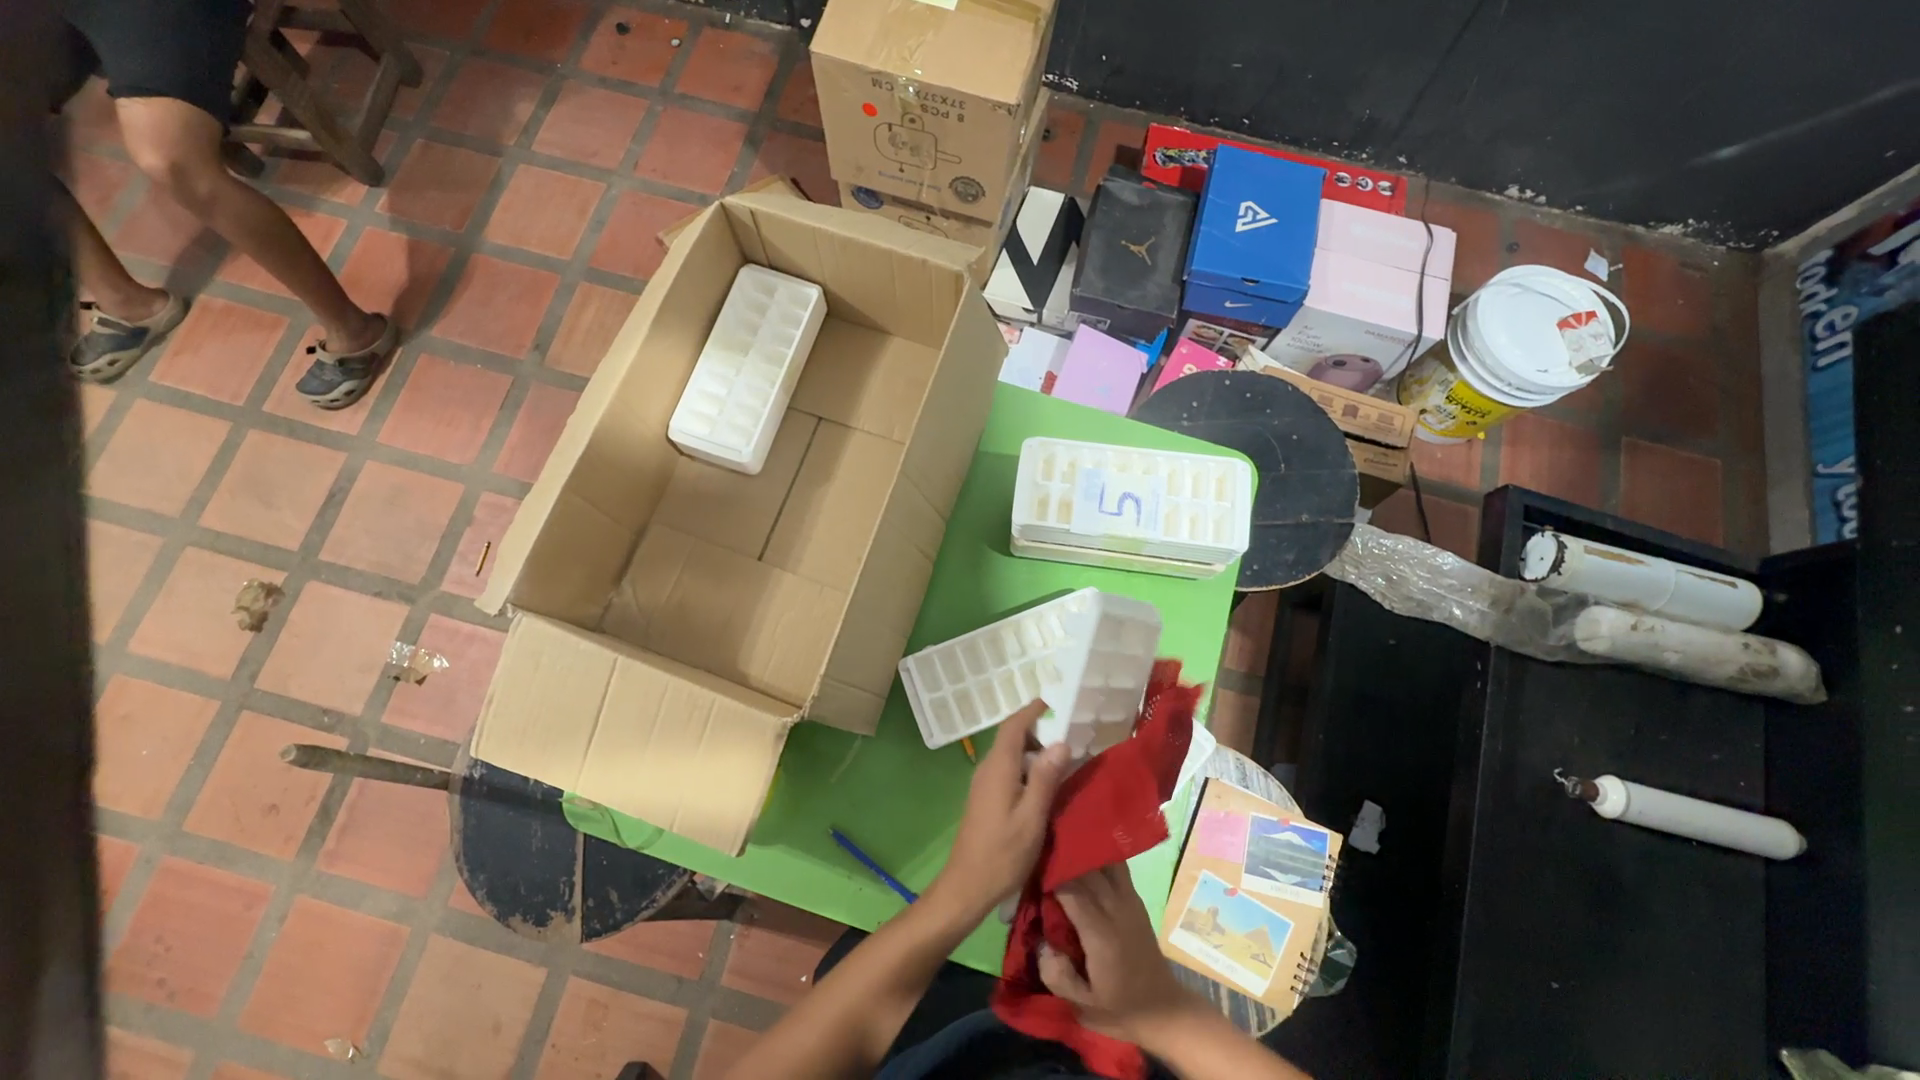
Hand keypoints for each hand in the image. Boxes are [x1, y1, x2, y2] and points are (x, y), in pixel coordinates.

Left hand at [926, 701, 1071, 923]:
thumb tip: (1060, 742)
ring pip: (1011, 755)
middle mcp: (988, 769)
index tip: (1059, 703)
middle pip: (1012, 737)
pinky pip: (1008, 771)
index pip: (1013, 725)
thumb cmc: (1002, 854)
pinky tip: (1047, 784)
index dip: (1033, 710)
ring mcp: (984, 784)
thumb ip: (1045, 778)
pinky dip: (1028, 768)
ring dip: (1035, 751)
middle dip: (1040, 730)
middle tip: (1073, 732)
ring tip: (1067, 757)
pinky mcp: (986, 799)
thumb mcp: (1032, 817)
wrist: (967, 886)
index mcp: (998, 768)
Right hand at [1040, 864, 1203, 1045]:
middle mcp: (1117, 910)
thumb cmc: (1118, 1008)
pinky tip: (1082, 852)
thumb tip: (1041, 943)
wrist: (1162, 1009)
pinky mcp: (1136, 899)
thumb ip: (1056, 975)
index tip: (1028, 870)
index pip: (1071, 890)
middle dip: (1062, 856)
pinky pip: (1117, 866)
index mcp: (1101, 935)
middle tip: (1038, 850)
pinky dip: (1098, 854)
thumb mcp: (1081, 1006)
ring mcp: (1130, 901)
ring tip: (1059, 845)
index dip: (1049, 875)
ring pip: (1104, 861)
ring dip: (1082, 850)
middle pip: (1087, 869)